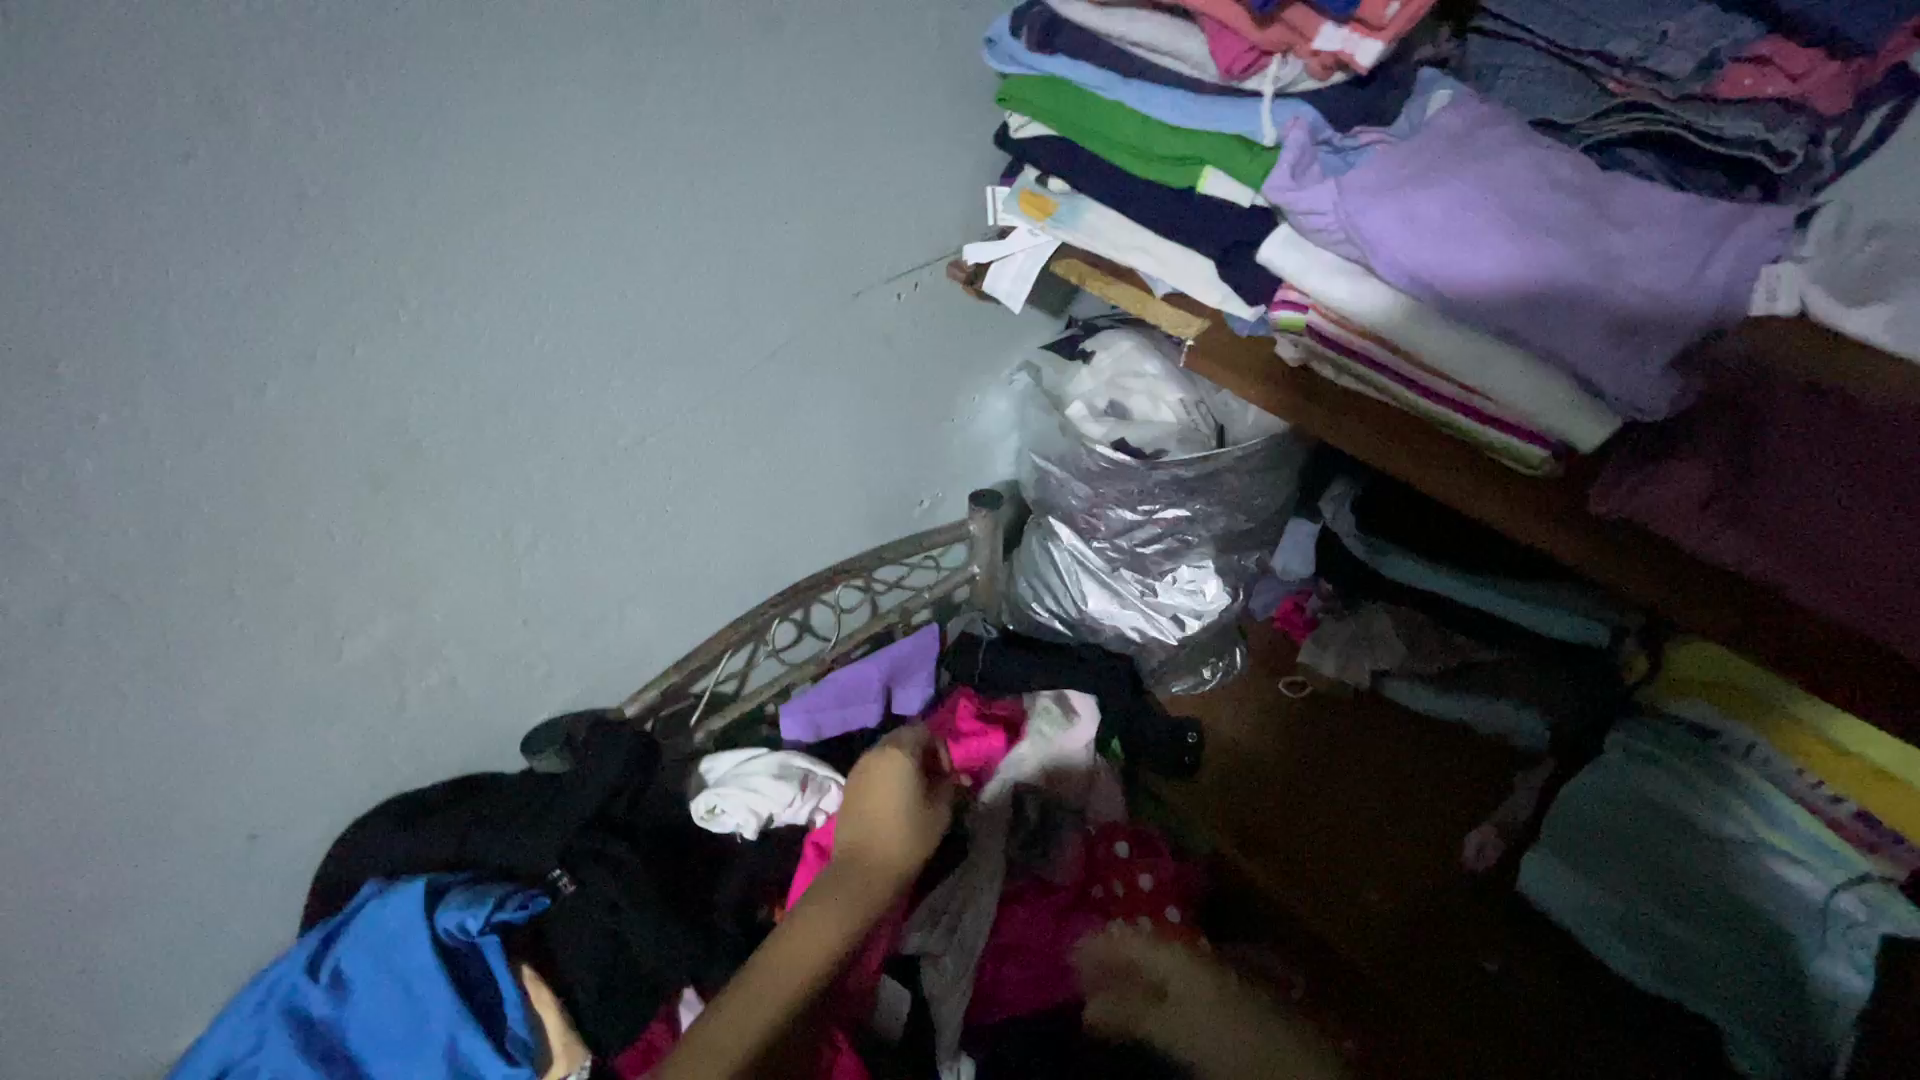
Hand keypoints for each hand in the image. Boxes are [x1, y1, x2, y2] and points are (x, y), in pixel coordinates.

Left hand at [830, 724, 960, 891]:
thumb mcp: (941, 810)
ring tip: (914, 792)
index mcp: (900, 750)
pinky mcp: (848, 786)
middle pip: (903, 738)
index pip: (924, 730)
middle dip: (921, 753)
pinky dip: (887, 775)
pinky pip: (873, 769)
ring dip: (903, 764)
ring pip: (886, 753)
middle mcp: (875, 752)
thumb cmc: (908, 836)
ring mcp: (858, 768)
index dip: (940, 749)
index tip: (947, 776)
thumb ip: (950, 785)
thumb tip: (954, 777)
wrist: (863, 869)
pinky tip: (894, 801)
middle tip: (933, 781)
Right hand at [1075, 928, 1348, 1079]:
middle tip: (1076, 977)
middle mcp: (1198, 959)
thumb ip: (1131, 1012)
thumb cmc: (1234, 1046)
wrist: (1304, 1075)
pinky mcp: (1230, 1010)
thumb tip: (1086, 1004)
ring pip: (1163, 974)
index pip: (1130, 938)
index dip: (1097, 945)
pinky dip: (1154, 999)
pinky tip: (1147, 1014)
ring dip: (1131, 983)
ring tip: (1102, 997)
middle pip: (1146, 953)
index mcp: (1182, 955)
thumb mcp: (1176, 1030)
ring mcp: (1217, 983)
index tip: (1063, 954)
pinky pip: (1178, 993)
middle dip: (1111, 962)